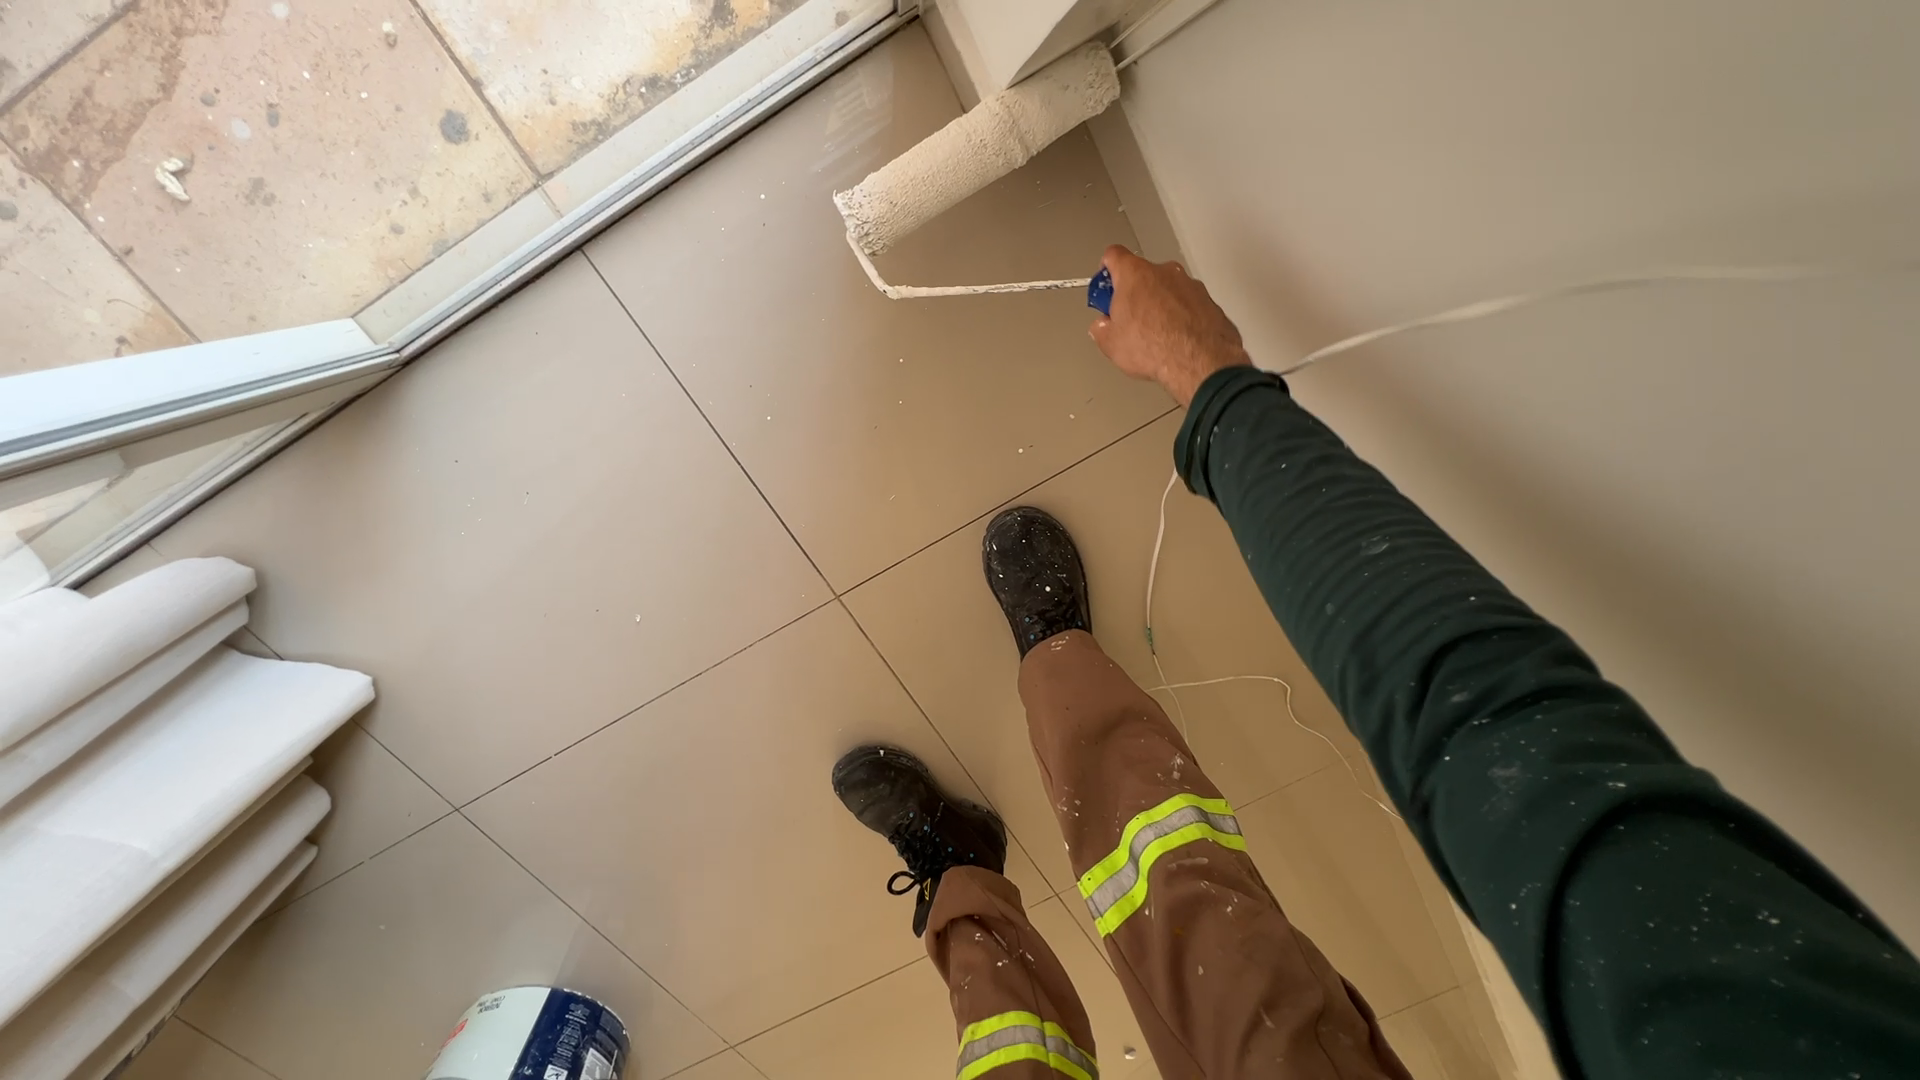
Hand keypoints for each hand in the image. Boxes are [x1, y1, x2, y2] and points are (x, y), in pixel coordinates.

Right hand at [1089, 246, 1251, 406]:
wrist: (1197, 359)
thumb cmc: (1156, 346)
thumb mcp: (1110, 343)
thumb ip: (1101, 328)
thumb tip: (1103, 327)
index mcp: (1134, 274)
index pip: (1113, 255)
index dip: (1105, 270)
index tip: (1105, 287)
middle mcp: (1162, 271)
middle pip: (1141, 274)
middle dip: (1133, 294)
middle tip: (1127, 319)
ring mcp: (1187, 283)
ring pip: (1165, 288)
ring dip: (1157, 304)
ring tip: (1153, 334)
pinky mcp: (1205, 298)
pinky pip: (1184, 302)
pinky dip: (1178, 314)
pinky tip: (1173, 337)